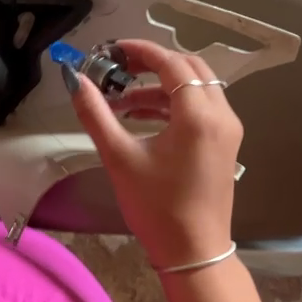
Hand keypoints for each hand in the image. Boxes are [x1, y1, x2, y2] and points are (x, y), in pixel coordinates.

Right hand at [65, 39, 243, 268]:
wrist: (193, 251)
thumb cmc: (156, 206)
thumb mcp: (119, 156)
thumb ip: (95, 112)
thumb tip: (74, 80)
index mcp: (198, 116)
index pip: (170, 63)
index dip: (139, 51)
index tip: (110, 50)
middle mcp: (221, 114)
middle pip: (188, 67)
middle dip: (151, 62)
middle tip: (117, 67)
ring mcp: (227, 129)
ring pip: (196, 85)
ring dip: (159, 84)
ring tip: (121, 98)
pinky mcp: (225, 142)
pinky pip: (200, 105)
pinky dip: (172, 101)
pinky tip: (140, 116)